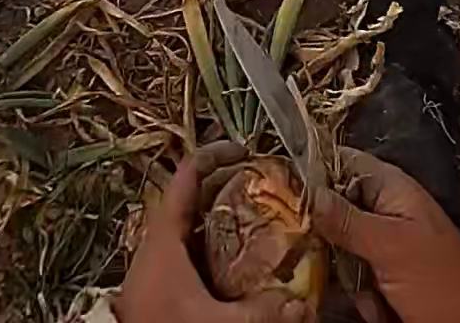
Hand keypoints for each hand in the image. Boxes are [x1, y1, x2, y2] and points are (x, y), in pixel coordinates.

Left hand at [115, 142, 311, 322]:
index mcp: (166, 232)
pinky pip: (193, 248)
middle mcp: (161, 238)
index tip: (246, 152)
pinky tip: (239, 258)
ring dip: (224, 215)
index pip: (190, 171)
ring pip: (195, 222)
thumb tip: (299, 304)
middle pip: (197, 194)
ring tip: (257, 218)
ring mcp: (160, 260)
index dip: (217, 153)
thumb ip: (257, 313)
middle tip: (262, 187)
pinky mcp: (162, 283)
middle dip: (230, 185)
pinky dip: (216, 242)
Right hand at [313, 149, 459, 322]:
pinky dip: (353, 292)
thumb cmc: (439, 278)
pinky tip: (366, 305)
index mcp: (386, 185)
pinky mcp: (378, 274)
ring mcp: (378, 242)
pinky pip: (348, 275)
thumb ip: (347, 220)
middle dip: (323, 232)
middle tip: (313, 249)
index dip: (312, 172)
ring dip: (339, 269)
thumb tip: (307, 193)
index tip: (284, 190)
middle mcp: (378, 206)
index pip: (339, 161)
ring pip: (336, 244)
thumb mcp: (390, 246)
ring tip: (354, 286)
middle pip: (331, 205)